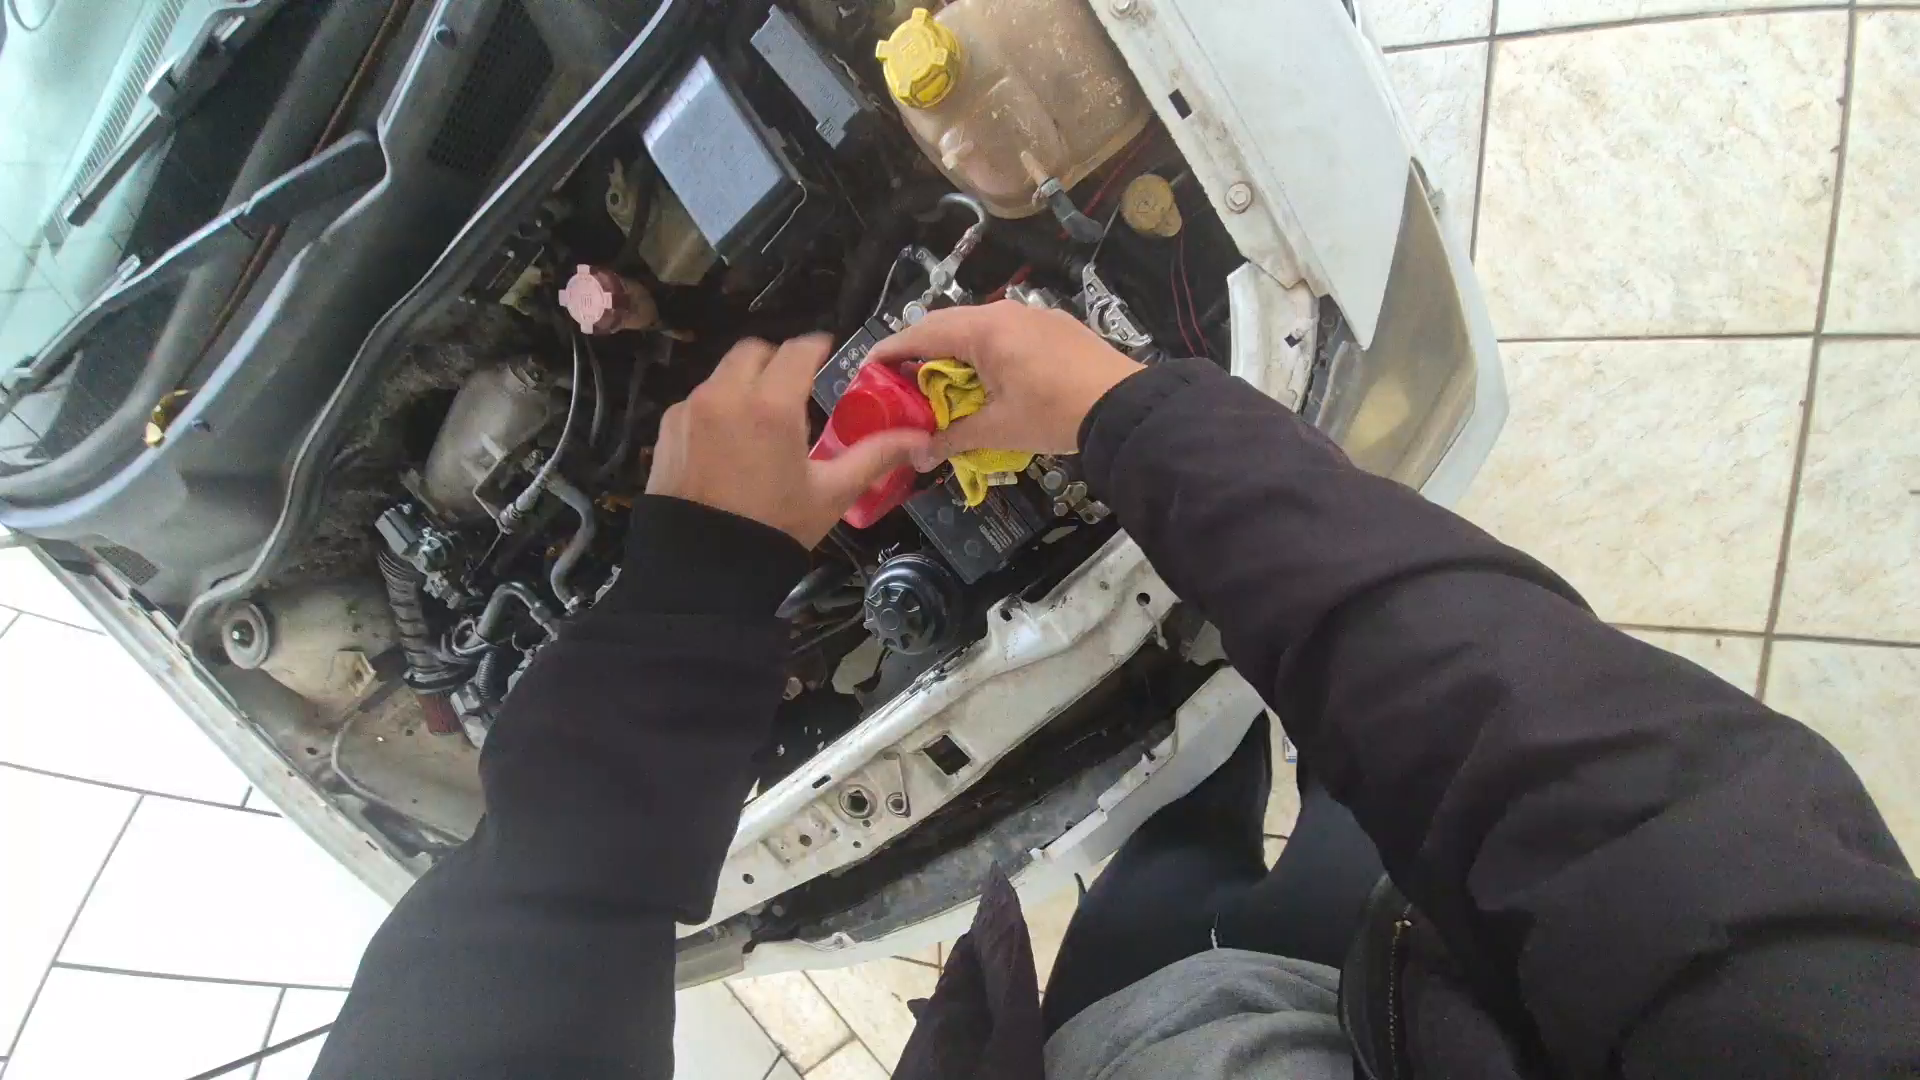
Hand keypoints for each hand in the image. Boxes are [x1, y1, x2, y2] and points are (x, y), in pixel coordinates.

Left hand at [647, 335, 929, 547]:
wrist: (703, 567)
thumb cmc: (776, 527)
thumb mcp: (832, 493)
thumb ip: (876, 456)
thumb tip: (920, 438)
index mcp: (772, 405)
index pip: (798, 350)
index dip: (817, 347)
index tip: (828, 354)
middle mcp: (726, 394)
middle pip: (755, 350)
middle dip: (778, 360)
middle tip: (797, 386)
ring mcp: (691, 409)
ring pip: (724, 373)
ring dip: (748, 382)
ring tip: (764, 418)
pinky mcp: (669, 428)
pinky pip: (700, 400)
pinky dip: (720, 407)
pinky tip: (730, 443)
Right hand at [864, 301, 1144, 465]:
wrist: (1124, 405)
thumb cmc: (1054, 413)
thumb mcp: (998, 429)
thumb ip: (953, 438)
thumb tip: (921, 457)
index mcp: (983, 331)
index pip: (921, 333)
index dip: (890, 351)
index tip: (868, 368)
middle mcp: (1003, 312)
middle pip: (946, 325)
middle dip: (919, 352)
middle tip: (901, 382)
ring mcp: (1031, 315)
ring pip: (976, 327)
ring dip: (953, 353)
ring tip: (941, 384)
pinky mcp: (1053, 326)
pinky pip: (1004, 333)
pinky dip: (983, 352)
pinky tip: (985, 378)